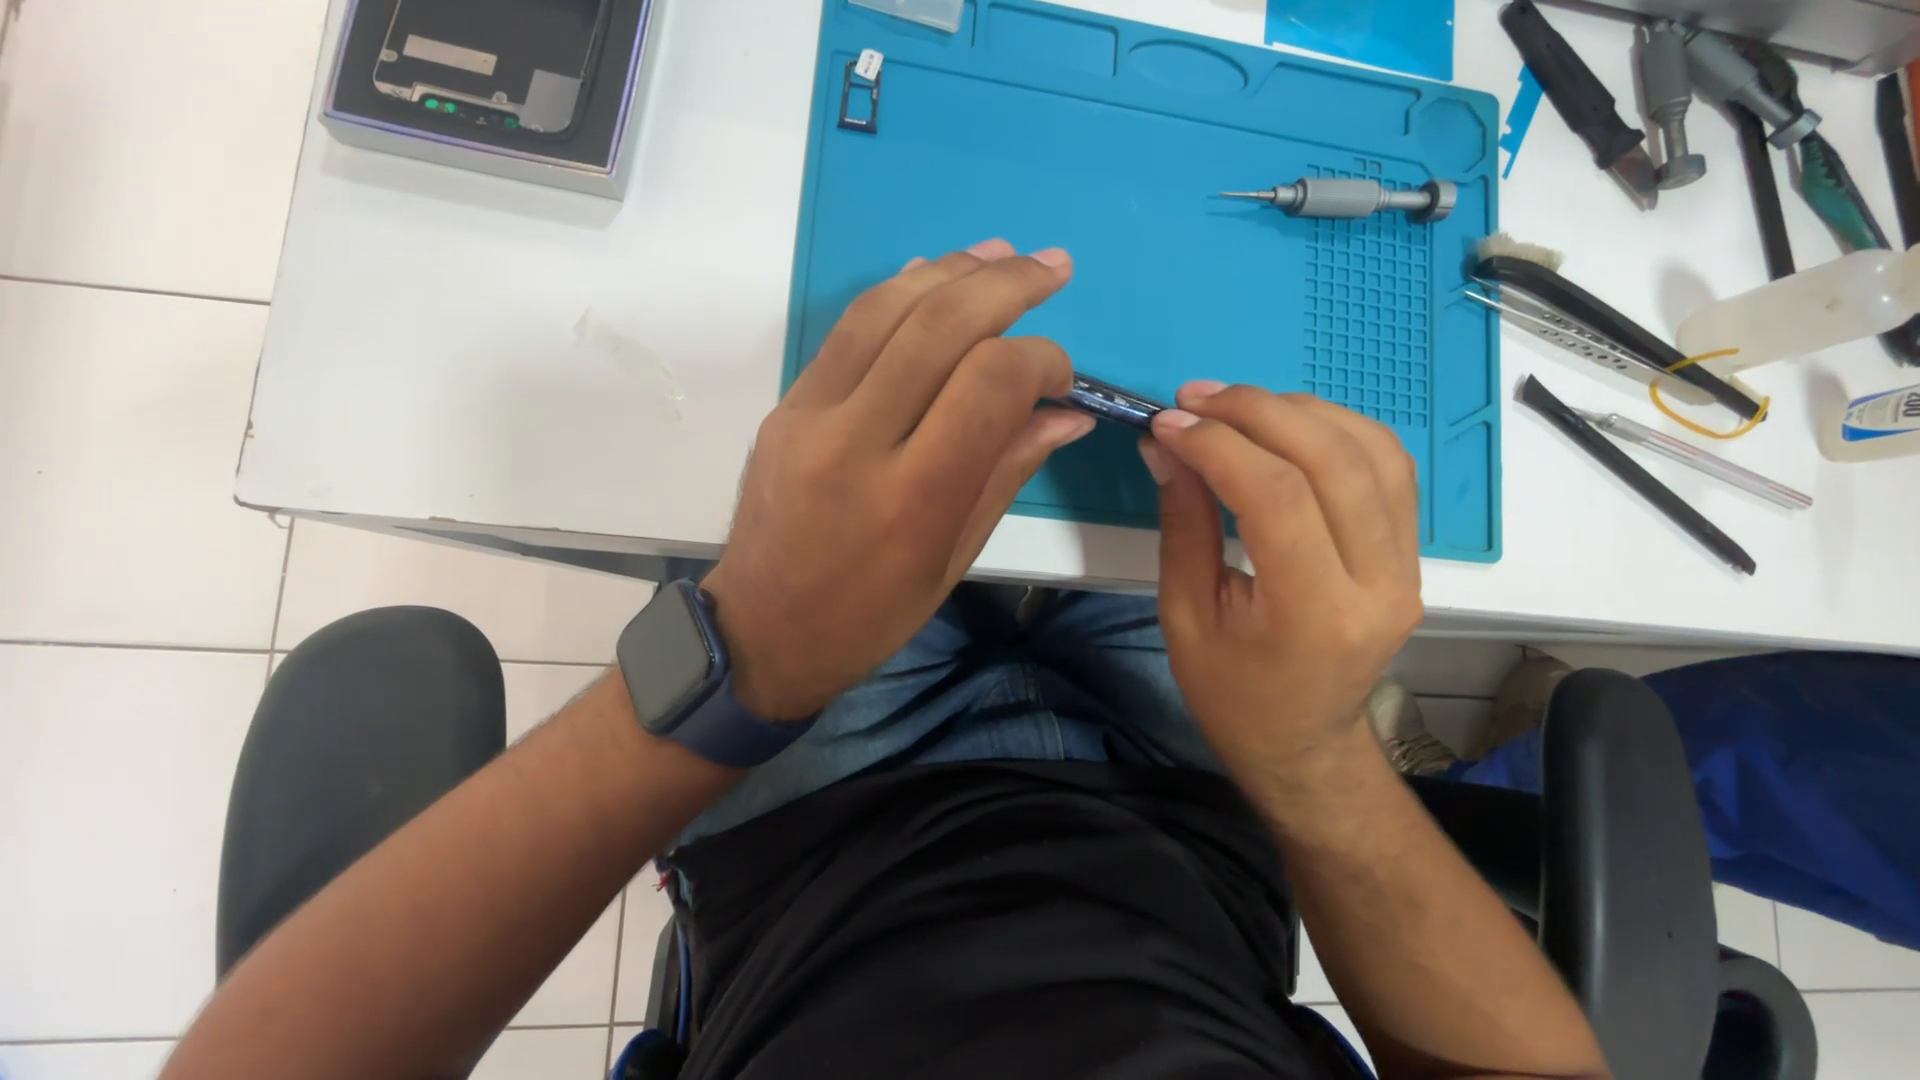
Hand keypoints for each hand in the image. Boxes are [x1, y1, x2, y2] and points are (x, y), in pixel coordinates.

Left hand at [700, 241, 1093, 720]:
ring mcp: (811, 416)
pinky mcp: (786, 405)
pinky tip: (934, 274)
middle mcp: (857, 443)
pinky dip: (897, 291)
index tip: (1061, 376)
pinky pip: (846, 330)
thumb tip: (1066, 412)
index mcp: (914, 498)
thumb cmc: (871, 615)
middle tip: (1054, 265)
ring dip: (951, 270)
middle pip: (938, 328)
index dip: (1041, 360)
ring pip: (885, 310)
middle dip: (1006, 284)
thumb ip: (1008, 471)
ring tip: (1002, 253)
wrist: (761, 630)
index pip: (990, 384)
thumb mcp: (953, 558)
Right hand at [1140, 382, 1422, 786]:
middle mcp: (1378, 583)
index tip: (1167, 423)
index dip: (1219, 445)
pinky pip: (1389, 467)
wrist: (1302, 741)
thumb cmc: (1231, 693)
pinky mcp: (1411, 554)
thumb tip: (1167, 445)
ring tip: (1237, 406)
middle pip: (1333, 460)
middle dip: (1258, 410)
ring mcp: (1407, 567)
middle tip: (1196, 397)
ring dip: (1301, 410)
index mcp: (1314, 614)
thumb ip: (1183, 524)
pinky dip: (1337, 429)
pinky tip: (1288, 425)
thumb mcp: (1184, 616)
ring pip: (1374, 450)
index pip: (1277, 496)